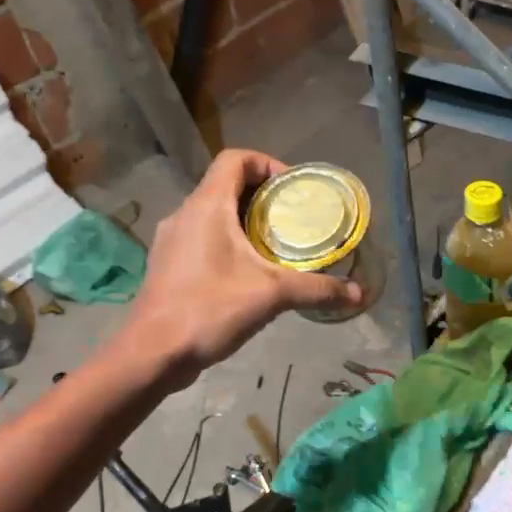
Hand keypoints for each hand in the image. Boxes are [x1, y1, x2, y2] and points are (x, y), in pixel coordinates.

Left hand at [129, 150, 362, 376]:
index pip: (235, 159)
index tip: (292, 190)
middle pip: (226, 187)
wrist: (154, 352)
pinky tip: (248, 277)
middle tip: (293, 222)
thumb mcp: (271, 295)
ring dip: (245, 225)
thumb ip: (316, 290)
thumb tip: (357, 293)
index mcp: (206, 206)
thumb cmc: (209, 309)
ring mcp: (172, 241)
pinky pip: (203, 241)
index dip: (266, 164)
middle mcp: (184, 214)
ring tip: (276, 250)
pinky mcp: (168, 266)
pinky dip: (228, 247)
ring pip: (214, 217)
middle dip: (262, 200)